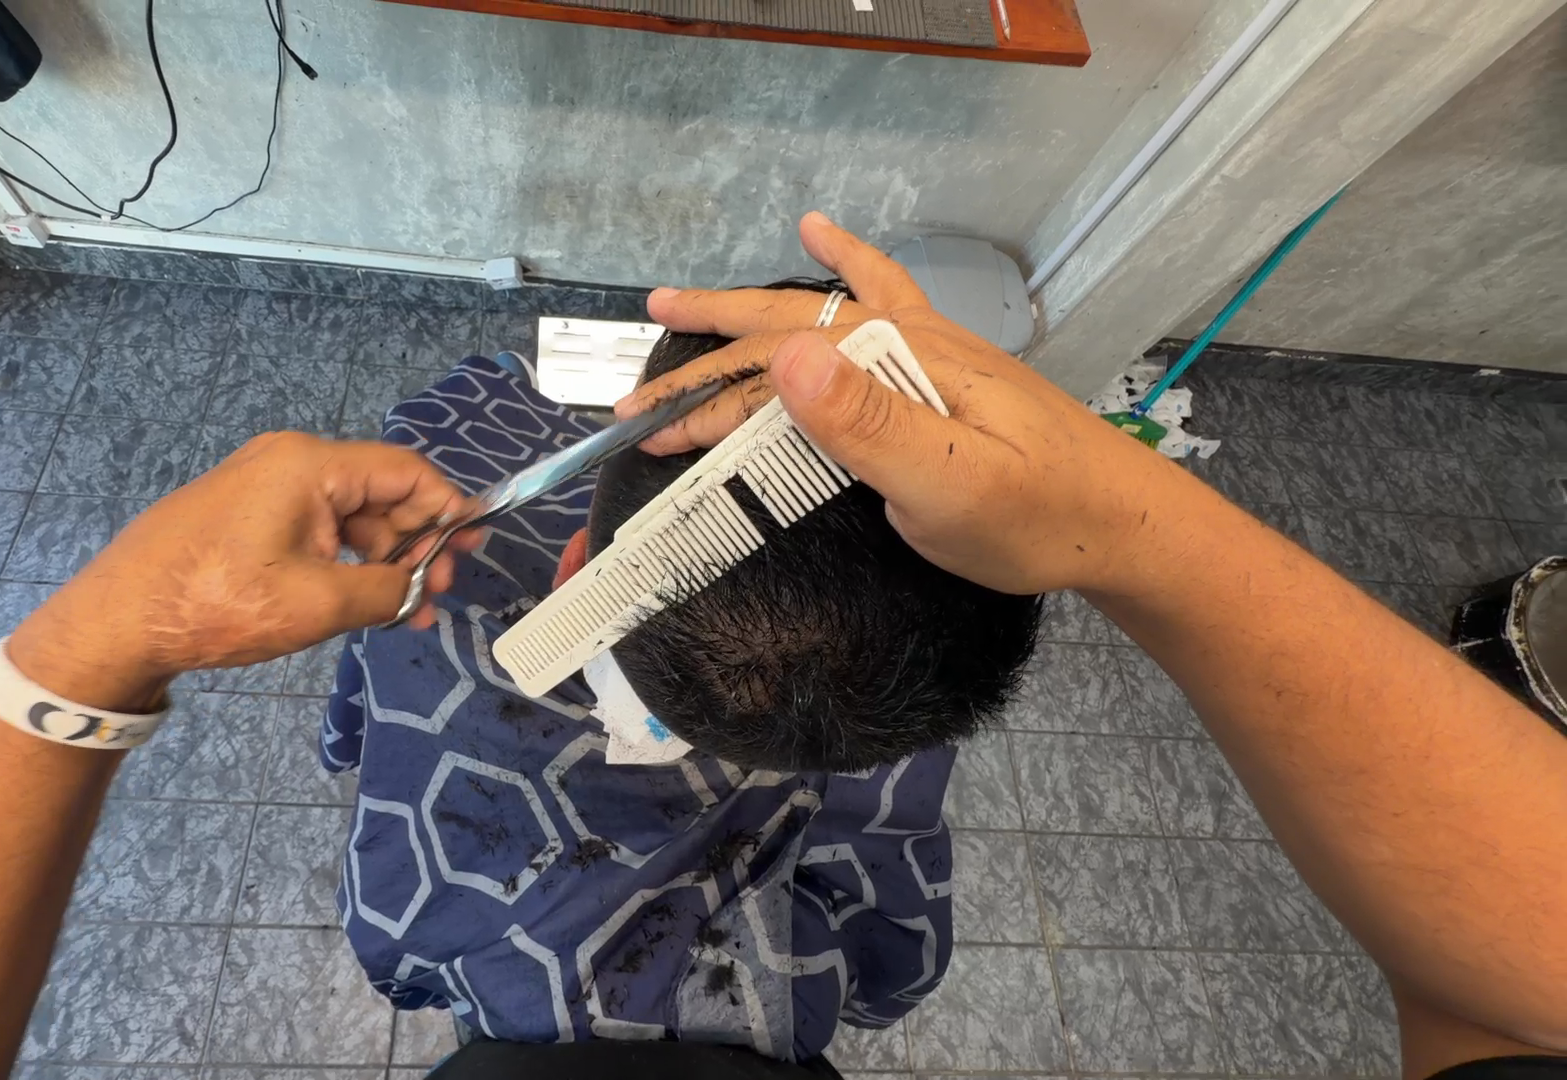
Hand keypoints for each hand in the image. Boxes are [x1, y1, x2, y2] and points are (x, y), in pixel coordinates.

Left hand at [6, 434, 477, 708]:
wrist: (113, 624)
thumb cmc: (218, 604)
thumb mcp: (317, 603)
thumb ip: (387, 589)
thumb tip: (420, 588)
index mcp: (309, 465)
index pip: (404, 471)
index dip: (447, 507)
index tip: (473, 544)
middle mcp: (292, 463)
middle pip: (380, 495)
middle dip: (417, 545)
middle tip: (436, 593)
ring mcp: (270, 489)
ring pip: (353, 519)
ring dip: (385, 563)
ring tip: (406, 613)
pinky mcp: (255, 516)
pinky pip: (321, 532)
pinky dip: (350, 565)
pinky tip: (366, 602)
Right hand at [618, 212, 1193, 595]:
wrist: (1120, 523)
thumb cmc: (1033, 517)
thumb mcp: (948, 483)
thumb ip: (869, 422)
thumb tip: (787, 357)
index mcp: (890, 362)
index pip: (769, 375)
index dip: (698, 403)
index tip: (644, 433)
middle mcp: (896, 340)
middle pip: (776, 338)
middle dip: (698, 362)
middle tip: (632, 390)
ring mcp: (917, 346)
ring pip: (808, 321)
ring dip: (739, 318)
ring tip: (681, 307)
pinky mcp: (932, 366)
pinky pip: (878, 294)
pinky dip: (845, 259)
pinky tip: (820, 231)